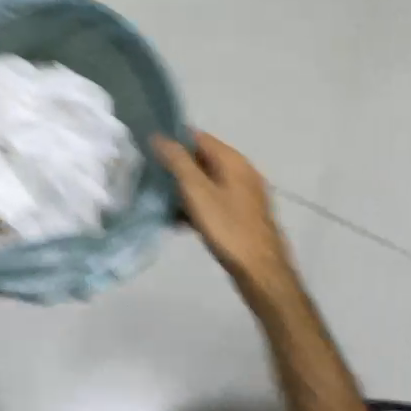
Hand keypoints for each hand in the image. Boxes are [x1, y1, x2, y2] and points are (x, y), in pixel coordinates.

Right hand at [153, 130, 291, 289]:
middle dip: (176, 167)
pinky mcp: (242, 215)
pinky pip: (213, 200)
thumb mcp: (197, 191)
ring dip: (184, 188)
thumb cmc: (228, 228)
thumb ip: (177, 160)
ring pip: (206, 181)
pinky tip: (179, 221)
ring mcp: (244, 194)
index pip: (196, 136)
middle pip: (201, 158)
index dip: (172, 141)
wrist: (262, 274)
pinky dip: (196, 205)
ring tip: (161, 201)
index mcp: (232, 160)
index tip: (149, 152)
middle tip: (151, 178)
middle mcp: (241, 171)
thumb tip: (158, 136)